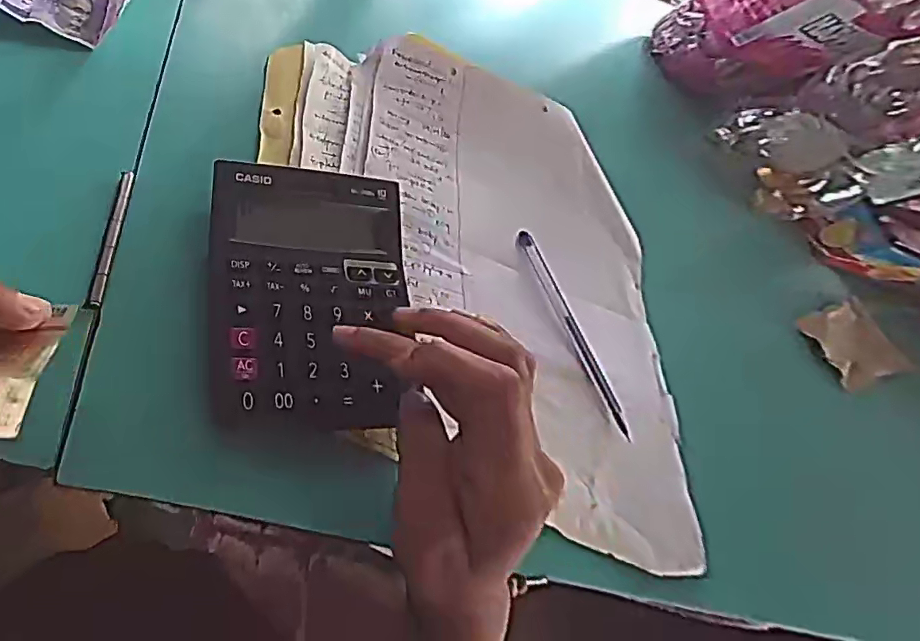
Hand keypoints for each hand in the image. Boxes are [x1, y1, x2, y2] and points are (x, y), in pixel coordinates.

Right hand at [335, 310, 563, 640]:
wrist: (467, 598)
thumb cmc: (441, 572)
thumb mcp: (417, 518)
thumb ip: (420, 446)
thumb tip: (413, 388)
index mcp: (513, 481)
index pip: (494, 388)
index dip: (440, 354)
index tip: (387, 347)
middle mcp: (531, 454)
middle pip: (508, 363)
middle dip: (449, 329)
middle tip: (394, 320)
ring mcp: (527, 442)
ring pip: (507, 360)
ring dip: (455, 331)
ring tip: (406, 324)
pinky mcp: (512, 434)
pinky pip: (495, 374)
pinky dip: (459, 348)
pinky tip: (429, 343)